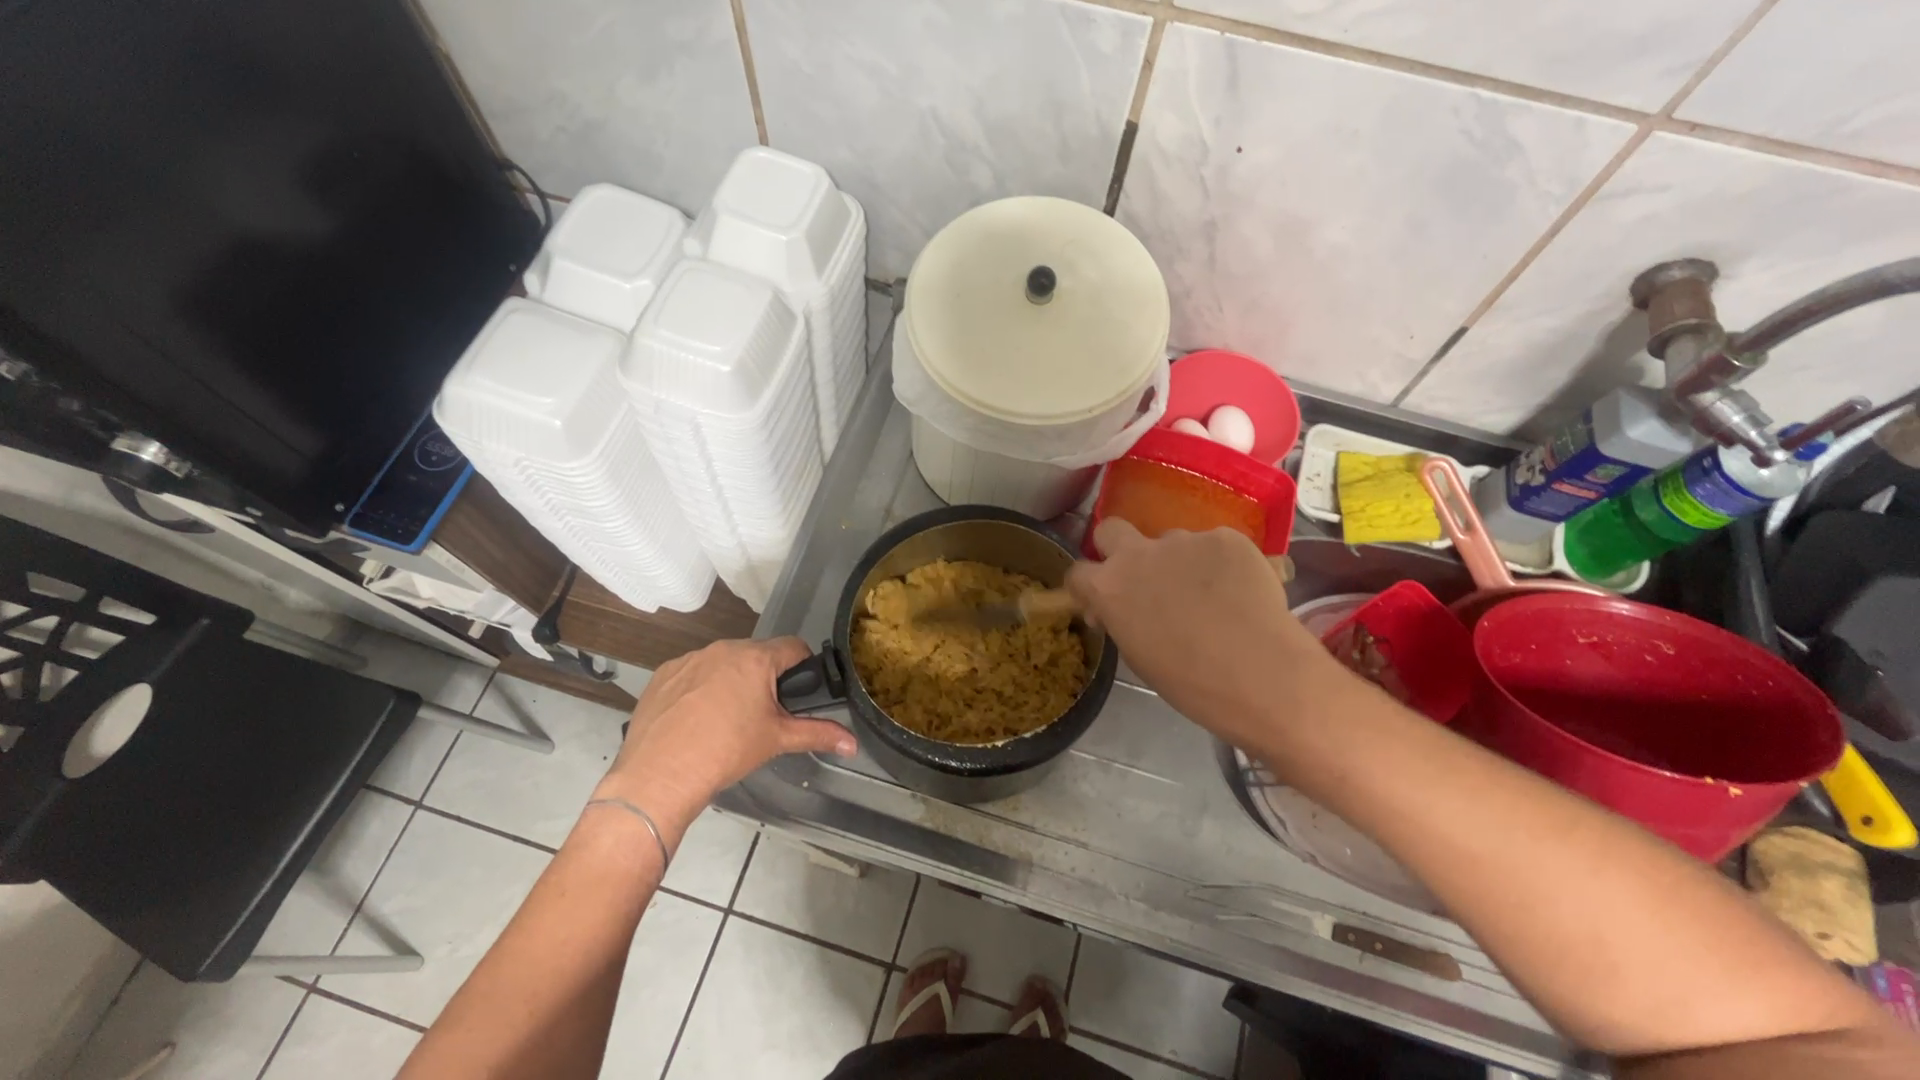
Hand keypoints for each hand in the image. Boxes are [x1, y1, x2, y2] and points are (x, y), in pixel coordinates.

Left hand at [593, 638, 856, 836]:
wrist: (660, 775)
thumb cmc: (725, 752)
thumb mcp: (777, 741)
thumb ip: (818, 734)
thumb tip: (853, 743)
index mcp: (754, 659)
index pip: (793, 647)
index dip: (803, 667)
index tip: (799, 693)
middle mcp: (721, 650)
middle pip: (755, 655)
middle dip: (764, 679)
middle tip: (763, 715)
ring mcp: (688, 660)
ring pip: (721, 664)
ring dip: (730, 683)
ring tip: (726, 722)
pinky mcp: (662, 675)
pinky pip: (691, 675)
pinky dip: (698, 691)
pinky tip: (695, 721)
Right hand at [1065, 520, 1354, 748]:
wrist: (1261, 674)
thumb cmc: (1193, 682)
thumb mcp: (1139, 656)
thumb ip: (1123, 619)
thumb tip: (1124, 609)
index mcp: (1109, 588)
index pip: (1078, 572)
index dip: (1087, 586)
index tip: (1100, 600)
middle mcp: (1139, 554)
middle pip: (1111, 530)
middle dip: (1118, 547)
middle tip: (1142, 576)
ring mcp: (1184, 540)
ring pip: (1172, 542)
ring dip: (1181, 562)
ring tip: (1212, 595)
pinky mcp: (1227, 537)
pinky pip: (1215, 546)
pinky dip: (1222, 564)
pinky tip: (1240, 591)